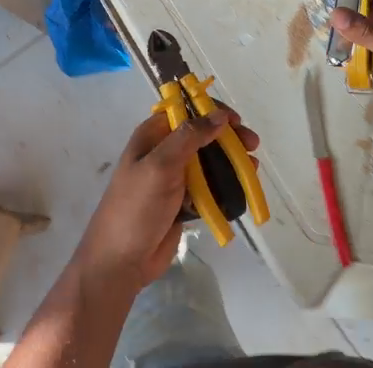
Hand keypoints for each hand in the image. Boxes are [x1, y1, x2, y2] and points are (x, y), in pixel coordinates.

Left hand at [72, 109, 260, 288]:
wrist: (120, 263)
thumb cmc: (137, 208)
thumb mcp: (161, 166)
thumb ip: (190, 137)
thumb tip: (219, 115)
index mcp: (152, 136)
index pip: (186, 110)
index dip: (212, 111)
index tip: (235, 122)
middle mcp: (163, 152)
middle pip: (202, 135)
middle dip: (228, 138)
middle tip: (252, 146)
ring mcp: (173, 178)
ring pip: (208, 161)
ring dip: (230, 162)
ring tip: (251, 169)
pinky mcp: (182, 201)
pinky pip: (208, 186)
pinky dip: (224, 184)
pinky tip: (241, 187)